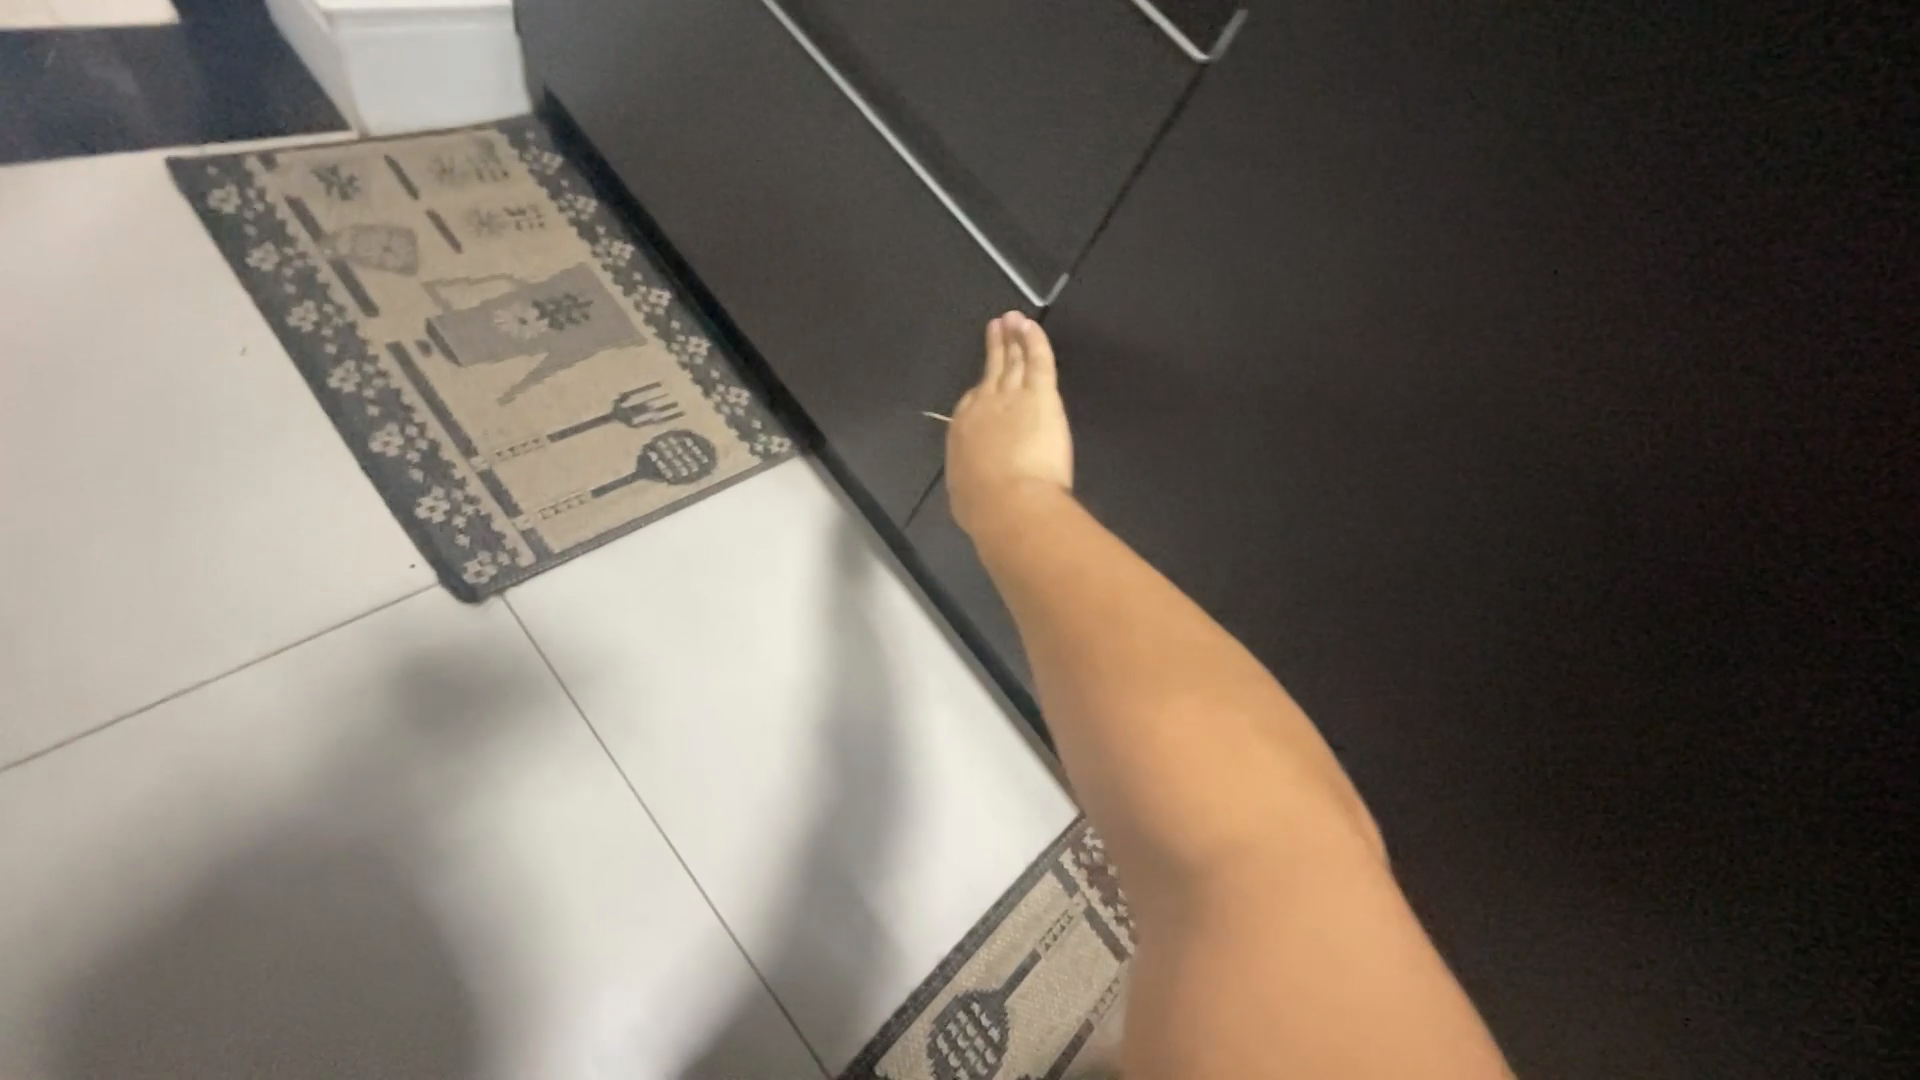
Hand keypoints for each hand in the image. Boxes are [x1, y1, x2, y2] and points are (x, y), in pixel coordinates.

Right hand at [946, 312, 1074, 535]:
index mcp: (962, 433)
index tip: (984, 381)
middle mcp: (982, 407)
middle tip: (996, 328)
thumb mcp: (966, 495)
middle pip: (990, 374)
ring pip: (1012, 362)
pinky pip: (1037, 360)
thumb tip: (973, 485)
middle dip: (994, 350)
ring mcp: (1011, 397)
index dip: (982, 389)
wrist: (1007, 503)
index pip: (973, 404)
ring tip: (1011, 320)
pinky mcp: (1040, 395)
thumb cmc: (984, 508)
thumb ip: (971, 481)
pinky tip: (1030, 325)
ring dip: (1012, 339)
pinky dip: (1033, 340)